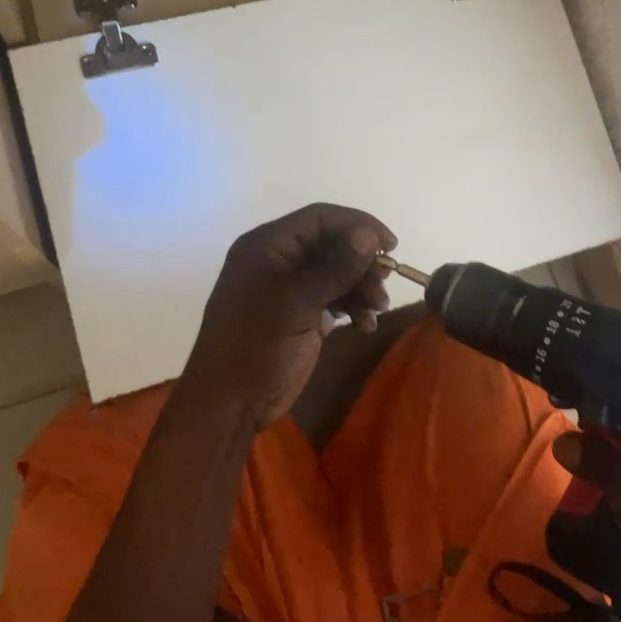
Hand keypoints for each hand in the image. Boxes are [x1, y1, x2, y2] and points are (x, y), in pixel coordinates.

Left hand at [181, 204, 397, 432]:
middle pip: (332, 244)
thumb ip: (334, 267)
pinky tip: (365, 325)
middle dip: (362, 263)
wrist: (230, 403)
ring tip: (377, 310)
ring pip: (337, 272)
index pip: (319, 218)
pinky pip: (334, 297)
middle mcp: (278, 260)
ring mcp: (289, 288)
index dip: (357, 225)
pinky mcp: (299, 314)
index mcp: (267, 246)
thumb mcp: (297, 303)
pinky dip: (353, 307)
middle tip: (384, 286)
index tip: (390, 245)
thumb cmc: (256, 346)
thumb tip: (368, 235)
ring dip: (361, 287)